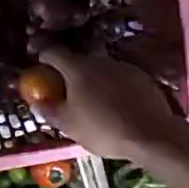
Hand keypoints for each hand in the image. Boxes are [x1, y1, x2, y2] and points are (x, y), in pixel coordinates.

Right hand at [30, 47, 185, 161]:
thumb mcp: (68, 125)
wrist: (151, 135)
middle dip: (70, 74)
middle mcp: (99, 61)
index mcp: (77, 68)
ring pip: (100, 70)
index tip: (39, 66)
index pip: (53, 52)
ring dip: (93, 82)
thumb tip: (36, 102)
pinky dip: (113, 88)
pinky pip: (120, 79)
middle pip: (78, 62)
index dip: (43, 57)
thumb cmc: (102, 129)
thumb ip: (48, 110)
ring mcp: (123, 67)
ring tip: (93, 103)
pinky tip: (116, 107)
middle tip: (66, 93)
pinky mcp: (142, 77)